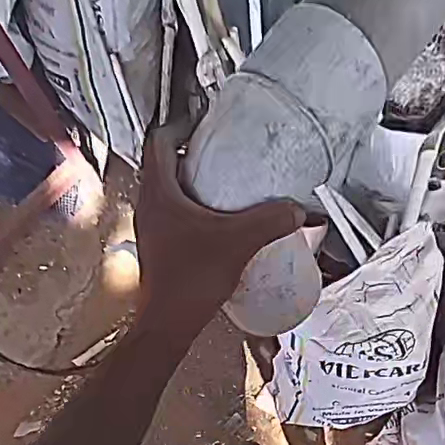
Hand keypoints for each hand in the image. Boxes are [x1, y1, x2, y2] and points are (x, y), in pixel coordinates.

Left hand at [133, 127, 304, 340]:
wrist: (169, 322)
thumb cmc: (191, 280)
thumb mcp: (238, 242)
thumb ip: (269, 221)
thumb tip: (296, 209)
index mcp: (159, 194)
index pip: (158, 141)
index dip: (179, 124)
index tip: (203, 123)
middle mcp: (148, 207)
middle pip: (161, 163)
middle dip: (188, 152)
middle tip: (217, 150)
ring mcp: (150, 228)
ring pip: (165, 191)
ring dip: (189, 181)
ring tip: (220, 182)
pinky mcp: (157, 247)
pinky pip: (171, 214)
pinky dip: (190, 207)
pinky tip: (215, 220)